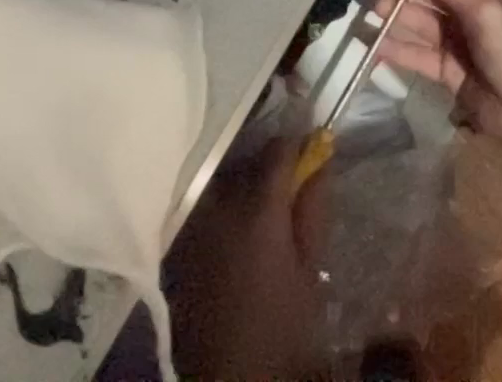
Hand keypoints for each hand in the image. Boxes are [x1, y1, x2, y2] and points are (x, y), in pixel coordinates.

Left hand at [167, 137, 329, 379]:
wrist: (226, 375)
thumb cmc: (280, 328)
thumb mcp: (310, 269)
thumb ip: (313, 209)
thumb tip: (321, 160)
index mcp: (258, 208)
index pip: (278, 149)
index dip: (298, 142)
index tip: (312, 144)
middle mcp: (219, 202)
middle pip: (247, 160)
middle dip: (270, 163)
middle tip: (292, 184)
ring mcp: (194, 219)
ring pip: (224, 179)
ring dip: (244, 181)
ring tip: (264, 207)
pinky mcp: (180, 238)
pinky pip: (205, 203)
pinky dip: (224, 204)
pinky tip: (237, 230)